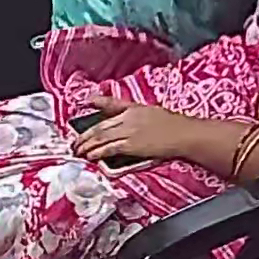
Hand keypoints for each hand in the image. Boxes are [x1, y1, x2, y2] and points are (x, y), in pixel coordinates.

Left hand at [74, 96, 207, 164]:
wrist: (183, 134)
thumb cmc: (172, 126)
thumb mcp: (152, 113)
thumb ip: (135, 115)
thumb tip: (123, 121)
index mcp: (134, 108)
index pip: (111, 105)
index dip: (97, 103)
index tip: (86, 102)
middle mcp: (129, 118)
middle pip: (101, 126)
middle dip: (85, 136)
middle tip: (74, 143)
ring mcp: (130, 131)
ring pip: (102, 137)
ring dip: (88, 145)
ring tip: (78, 151)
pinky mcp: (133, 145)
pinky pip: (110, 148)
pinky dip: (98, 152)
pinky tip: (90, 155)